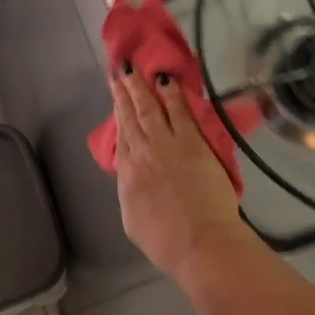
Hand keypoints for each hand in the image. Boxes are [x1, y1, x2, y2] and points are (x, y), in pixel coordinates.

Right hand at [110, 68, 247, 276]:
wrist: (199, 244)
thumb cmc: (166, 241)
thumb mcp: (132, 219)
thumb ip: (130, 191)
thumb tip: (131, 177)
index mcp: (127, 174)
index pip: (121, 137)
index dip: (117, 113)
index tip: (115, 96)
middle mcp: (143, 154)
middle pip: (131, 117)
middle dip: (125, 92)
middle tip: (121, 71)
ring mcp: (167, 146)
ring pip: (151, 109)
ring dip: (142, 87)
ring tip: (136, 69)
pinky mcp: (193, 144)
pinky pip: (179, 113)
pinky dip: (171, 95)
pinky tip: (166, 81)